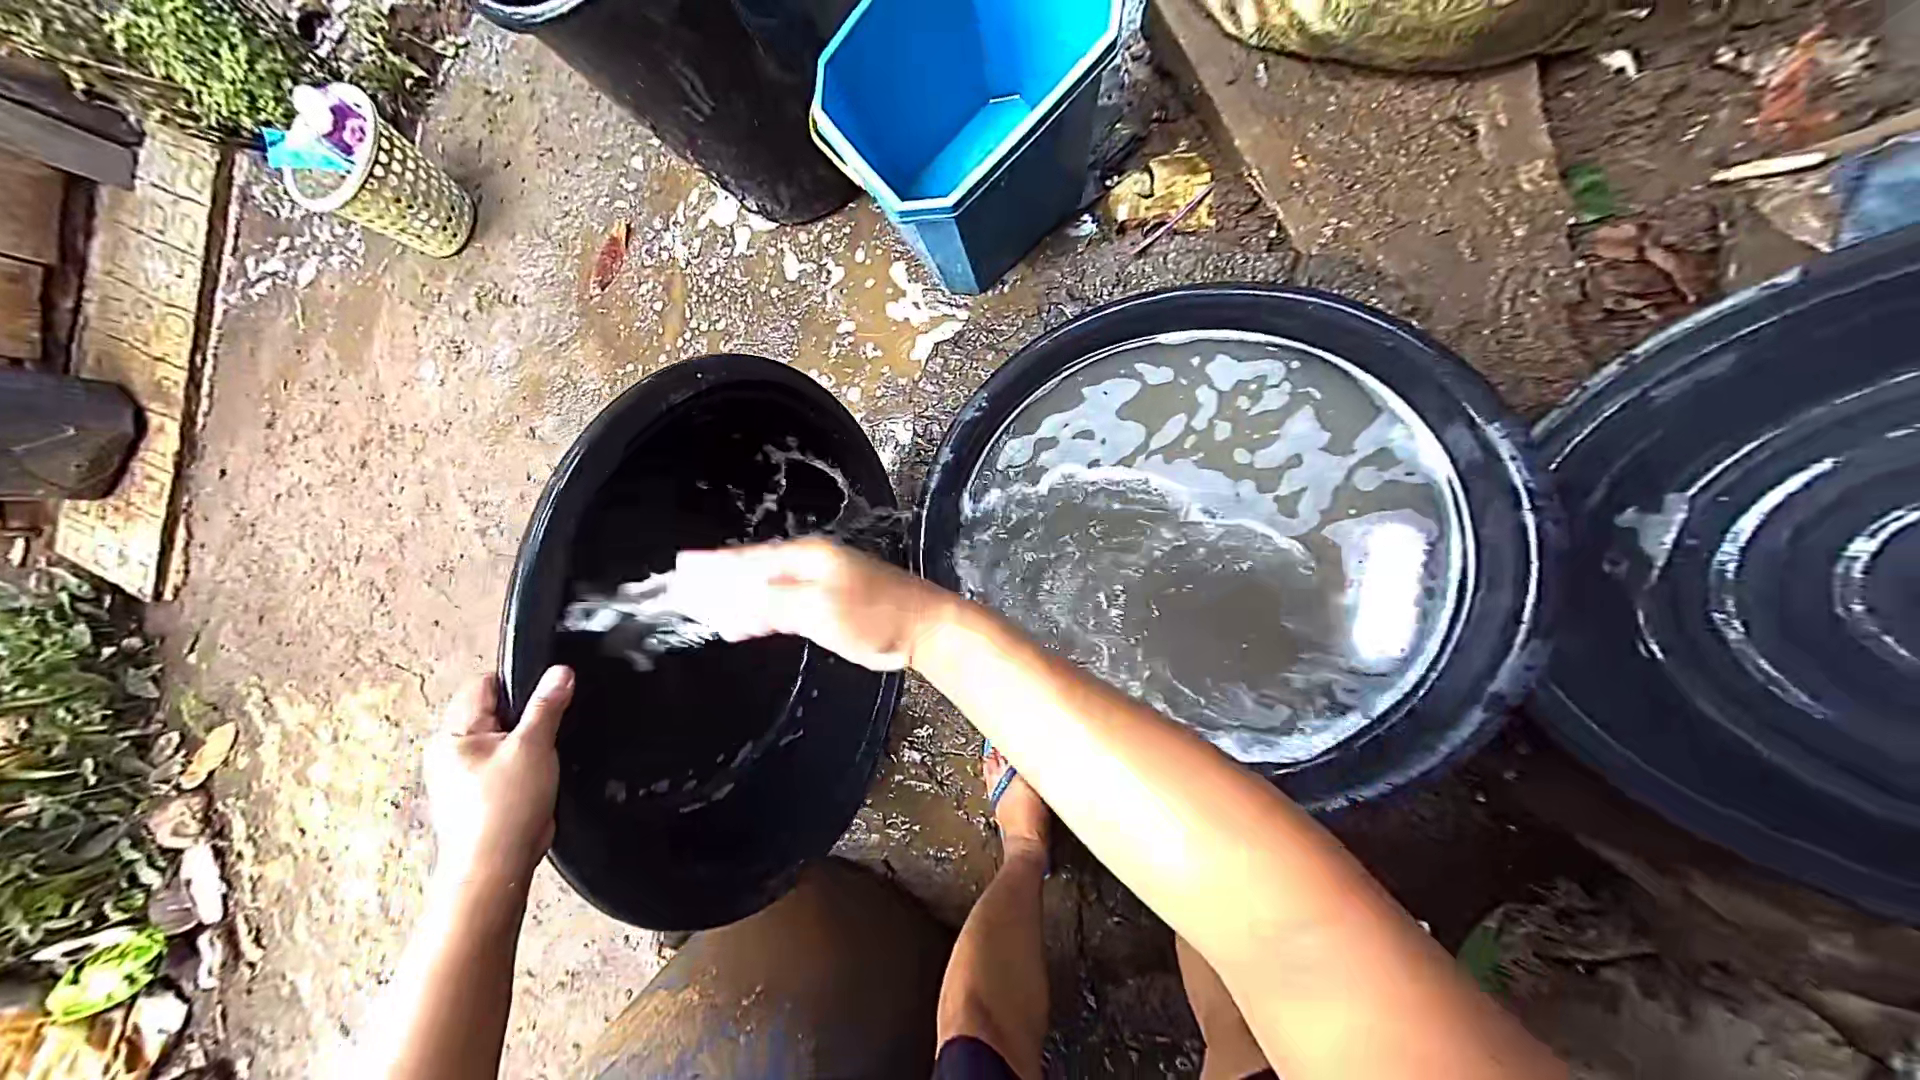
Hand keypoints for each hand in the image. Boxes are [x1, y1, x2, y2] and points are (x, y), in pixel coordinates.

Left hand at [423, 667, 573, 887]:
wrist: (497, 865)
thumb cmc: (501, 811)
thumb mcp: (534, 744)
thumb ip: (548, 704)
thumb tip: (560, 672)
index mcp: (452, 735)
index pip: (485, 684)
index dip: (520, 683)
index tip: (547, 693)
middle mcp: (452, 753)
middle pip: (498, 711)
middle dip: (527, 716)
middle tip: (545, 731)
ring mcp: (466, 775)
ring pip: (507, 738)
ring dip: (529, 742)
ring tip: (541, 758)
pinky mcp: (485, 793)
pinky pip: (511, 762)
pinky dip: (528, 764)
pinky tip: (539, 776)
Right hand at [672, 538, 955, 670]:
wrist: (921, 628)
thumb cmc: (878, 614)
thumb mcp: (818, 608)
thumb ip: (772, 604)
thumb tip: (729, 602)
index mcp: (805, 557)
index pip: (747, 559)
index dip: (712, 567)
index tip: (681, 569)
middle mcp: (809, 565)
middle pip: (752, 570)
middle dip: (717, 580)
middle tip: (683, 586)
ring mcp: (819, 584)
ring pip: (766, 588)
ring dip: (735, 597)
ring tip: (705, 605)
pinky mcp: (827, 606)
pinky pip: (781, 605)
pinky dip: (758, 612)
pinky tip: (746, 622)